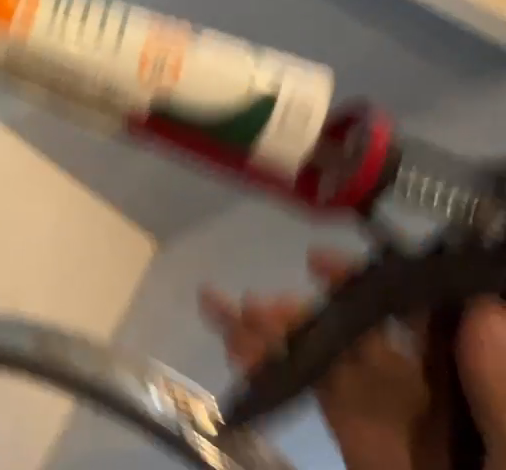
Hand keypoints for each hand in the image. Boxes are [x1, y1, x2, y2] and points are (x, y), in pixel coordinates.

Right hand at [201, 248, 505, 469]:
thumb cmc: (494, 469)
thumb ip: (498, 387)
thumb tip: (481, 308)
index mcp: (461, 375)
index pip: (414, 313)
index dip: (366, 281)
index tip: (318, 261)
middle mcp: (419, 380)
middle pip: (352, 327)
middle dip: (302, 308)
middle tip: (262, 304)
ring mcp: (379, 403)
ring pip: (317, 351)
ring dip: (270, 329)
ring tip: (231, 318)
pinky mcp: (348, 428)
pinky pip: (301, 388)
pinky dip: (261, 363)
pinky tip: (231, 345)